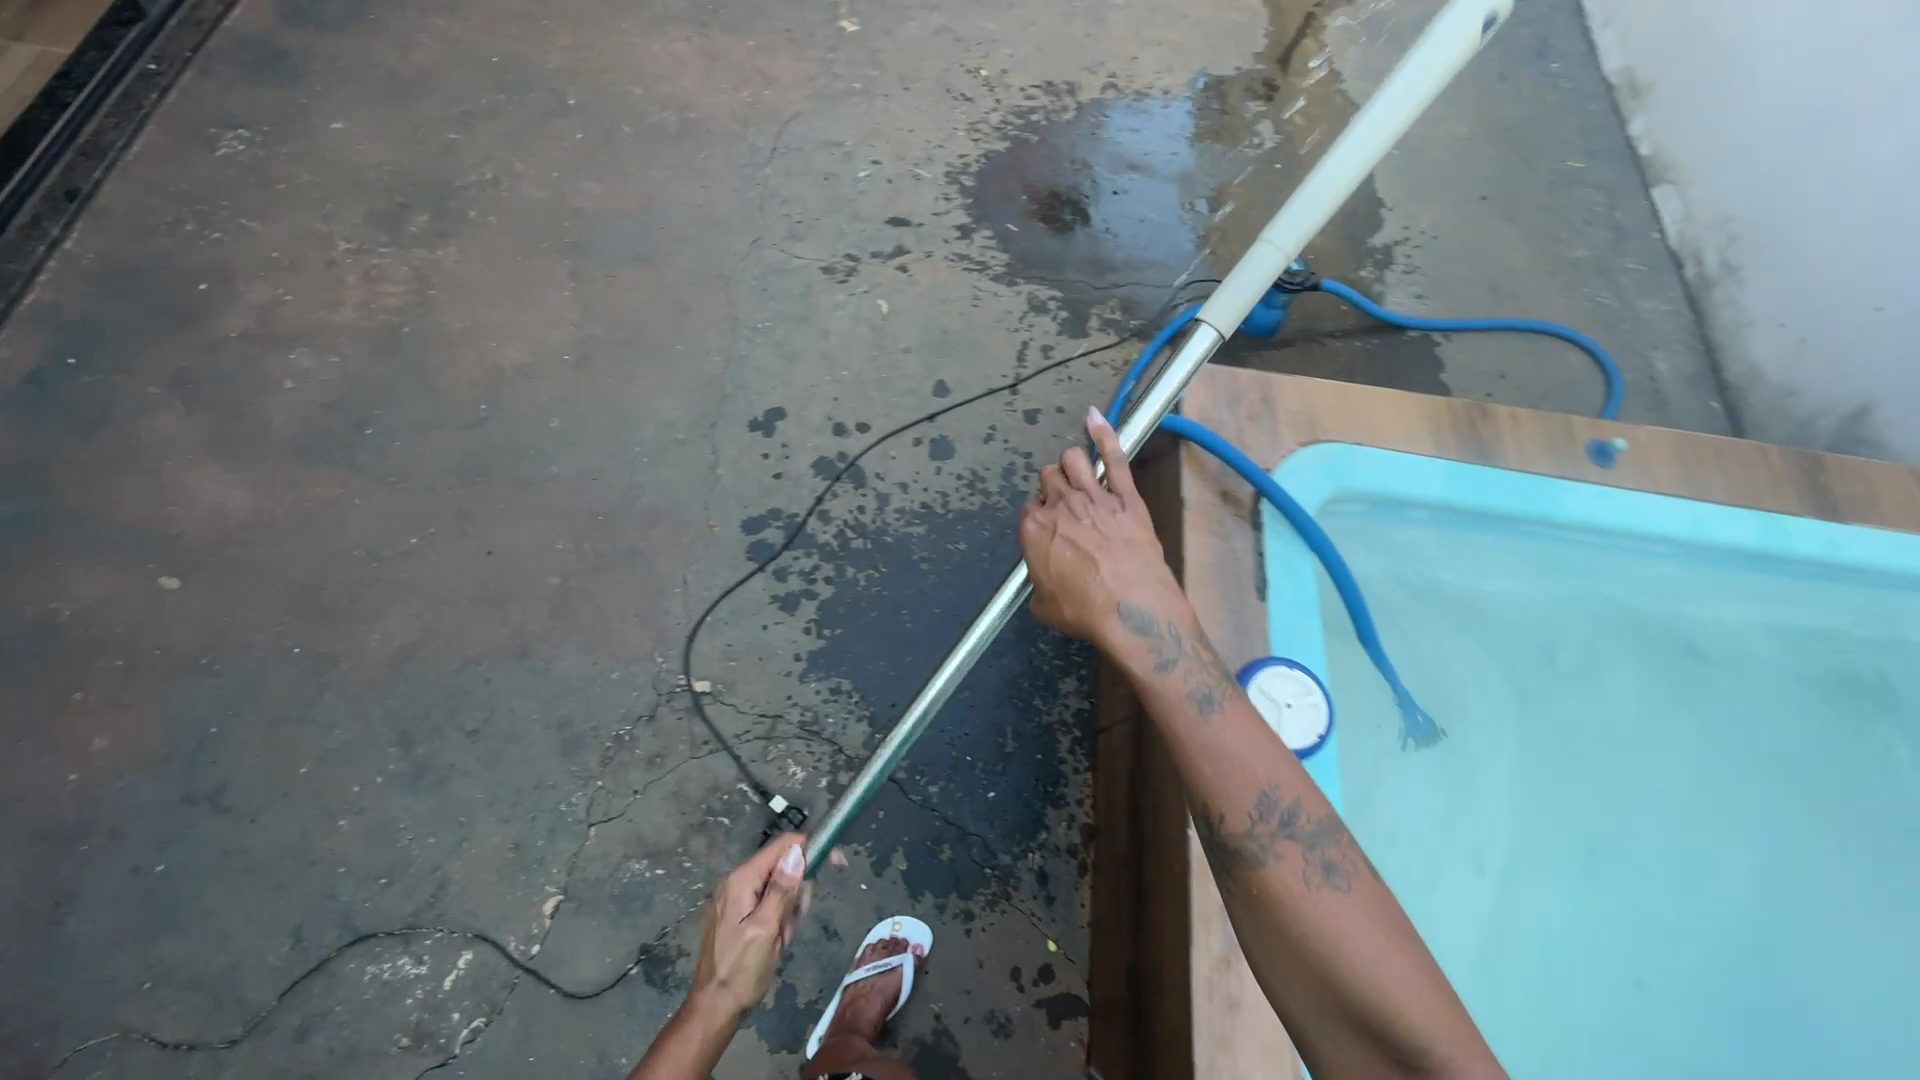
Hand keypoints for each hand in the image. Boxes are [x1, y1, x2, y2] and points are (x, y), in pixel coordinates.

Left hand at [690, 834, 809, 1016]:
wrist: (715, 1007)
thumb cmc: (741, 972)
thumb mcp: (766, 930)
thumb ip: (781, 889)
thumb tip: (796, 852)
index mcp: (740, 880)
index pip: (781, 846)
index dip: (810, 849)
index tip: (835, 862)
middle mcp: (734, 881)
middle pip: (781, 866)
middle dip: (797, 891)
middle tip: (794, 922)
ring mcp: (733, 896)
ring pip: (777, 886)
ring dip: (788, 909)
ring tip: (781, 938)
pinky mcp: (735, 911)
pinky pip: (767, 901)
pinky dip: (778, 916)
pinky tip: (775, 940)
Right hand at [1018, 407, 1187, 649]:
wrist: (1133, 611)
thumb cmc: (1085, 612)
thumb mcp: (1043, 606)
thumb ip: (1038, 580)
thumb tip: (1045, 577)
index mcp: (1034, 530)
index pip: (1028, 508)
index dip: (1037, 518)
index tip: (1047, 530)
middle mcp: (1060, 505)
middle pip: (1048, 478)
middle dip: (1052, 488)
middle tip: (1064, 508)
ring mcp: (1094, 496)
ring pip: (1072, 460)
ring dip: (1070, 465)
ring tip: (1076, 476)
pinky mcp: (1127, 497)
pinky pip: (1114, 457)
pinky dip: (1104, 433)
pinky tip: (1094, 417)